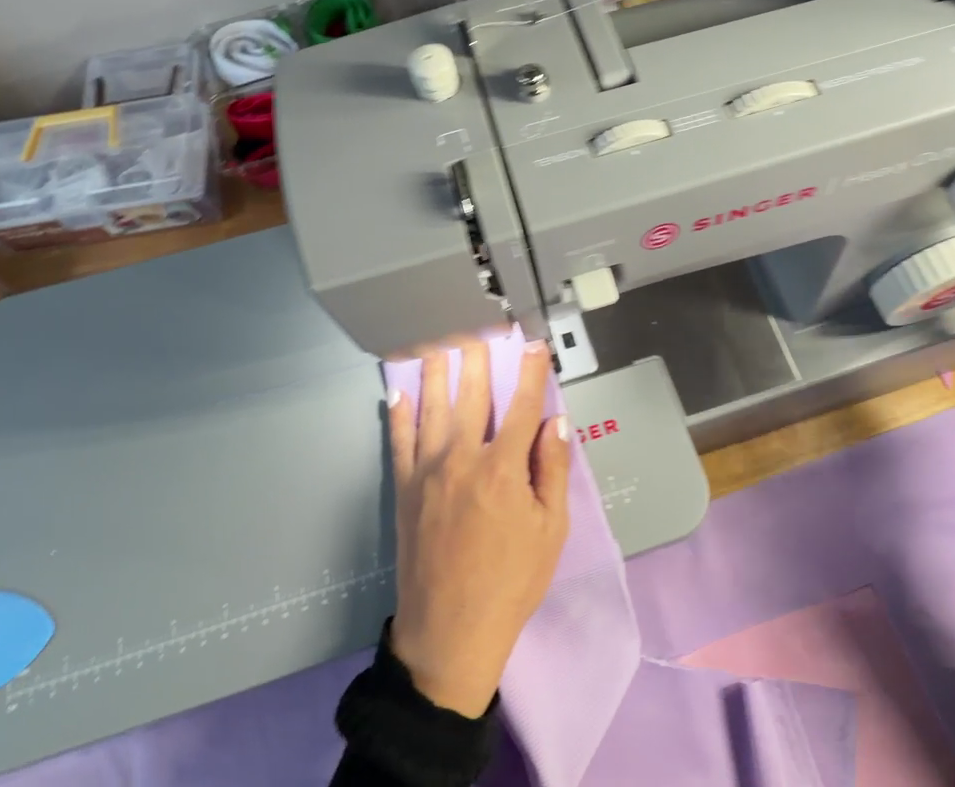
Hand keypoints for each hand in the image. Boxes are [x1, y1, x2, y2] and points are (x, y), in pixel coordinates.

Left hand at [386, 341, 569, 716]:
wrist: (450, 628)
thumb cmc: (512, 581)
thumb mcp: (550, 530)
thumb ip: (551, 471)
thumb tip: (556, 421)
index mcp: (504, 468)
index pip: (522, 407)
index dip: (530, 373)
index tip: (533, 344)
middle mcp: (463, 458)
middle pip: (472, 396)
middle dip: (478, 358)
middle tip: (477, 327)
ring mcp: (427, 471)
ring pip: (432, 408)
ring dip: (437, 371)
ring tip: (438, 343)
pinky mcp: (404, 488)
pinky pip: (399, 440)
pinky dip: (398, 414)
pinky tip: (399, 392)